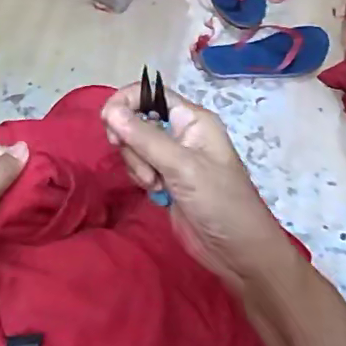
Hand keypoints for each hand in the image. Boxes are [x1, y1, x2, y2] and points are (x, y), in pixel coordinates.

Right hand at [100, 83, 290, 291]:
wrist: (238, 252)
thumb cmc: (220, 202)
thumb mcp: (182, 166)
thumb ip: (144, 138)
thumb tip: (109, 111)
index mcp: (192, 119)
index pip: (150, 93)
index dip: (125, 103)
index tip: (108, 123)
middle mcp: (181, 133)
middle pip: (137, 119)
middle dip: (131, 142)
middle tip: (143, 166)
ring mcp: (172, 157)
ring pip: (134, 145)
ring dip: (137, 165)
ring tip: (156, 186)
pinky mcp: (165, 179)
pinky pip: (139, 167)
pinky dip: (140, 178)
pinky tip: (157, 194)